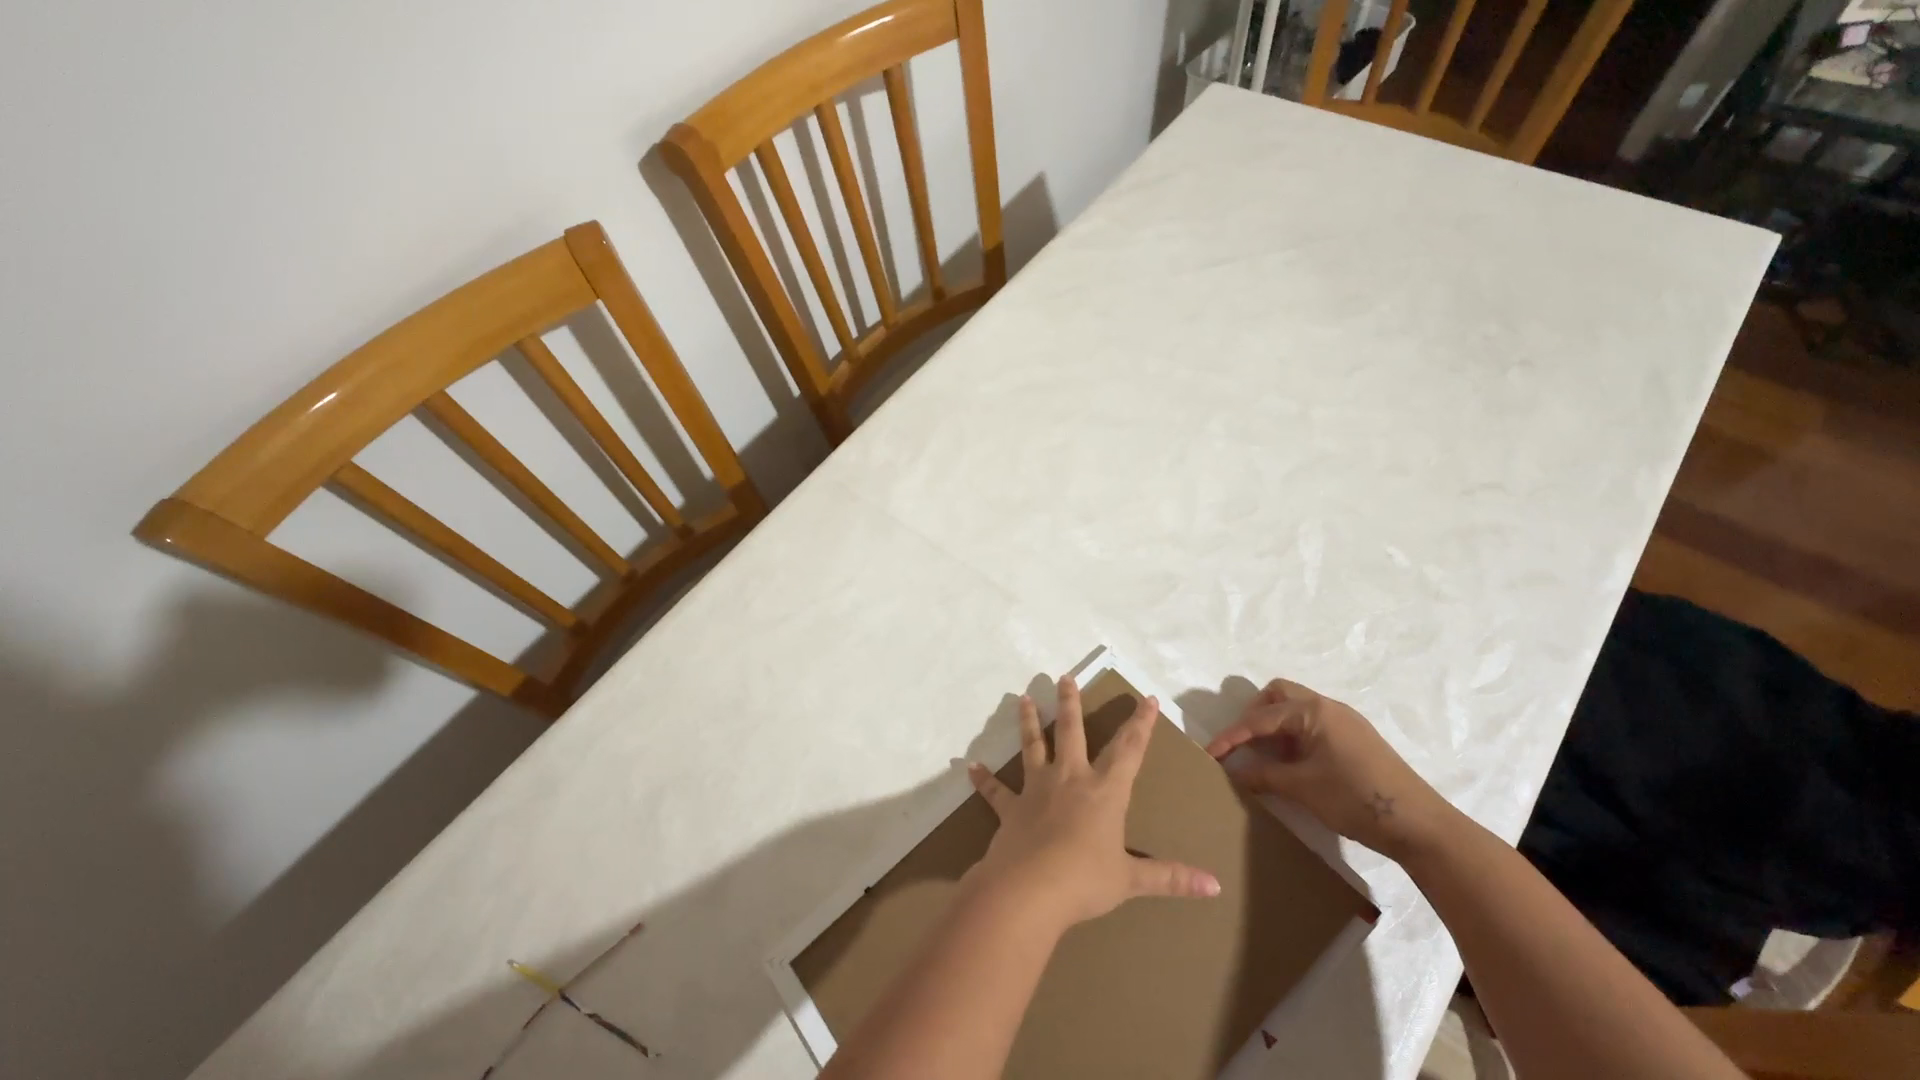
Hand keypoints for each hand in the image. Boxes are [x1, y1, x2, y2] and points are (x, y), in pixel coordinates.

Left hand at [965, 676, 1220, 929]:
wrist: (1028, 890)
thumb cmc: (1085, 881)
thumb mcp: (1131, 880)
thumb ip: (1170, 878)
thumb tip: (1214, 887)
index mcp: (1105, 792)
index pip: (1129, 750)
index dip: (1140, 724)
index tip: (1146, 699)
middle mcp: (1070, 780)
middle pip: (1072, 732)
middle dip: (1071, 703)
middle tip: (1065, 677)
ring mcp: (1036, 791)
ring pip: (1033, 747)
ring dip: (1029, 722)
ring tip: (1024, 698)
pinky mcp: (1010, 809)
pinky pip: (995, 791)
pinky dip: (983, 779)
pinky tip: (969, 766)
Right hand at [1206, 678, 1457, 861]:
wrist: (1417, 823)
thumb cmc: (1354, 798)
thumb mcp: (1301, 788)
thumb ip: (1263, 776)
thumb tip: (1233, 773)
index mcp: (1313, 711)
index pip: (1259, 718)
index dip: (1230, 737)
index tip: (1208, 754)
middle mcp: (1328, 707)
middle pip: (1278, 695)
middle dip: (1252, 716)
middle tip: (1240, 745)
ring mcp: (1345, 722)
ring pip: (1296, 709)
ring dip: (1274, 727)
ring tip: (1262, 757)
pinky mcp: (1355, 739)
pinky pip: (1312, 725)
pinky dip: (1293, 737)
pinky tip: (1290, 763)